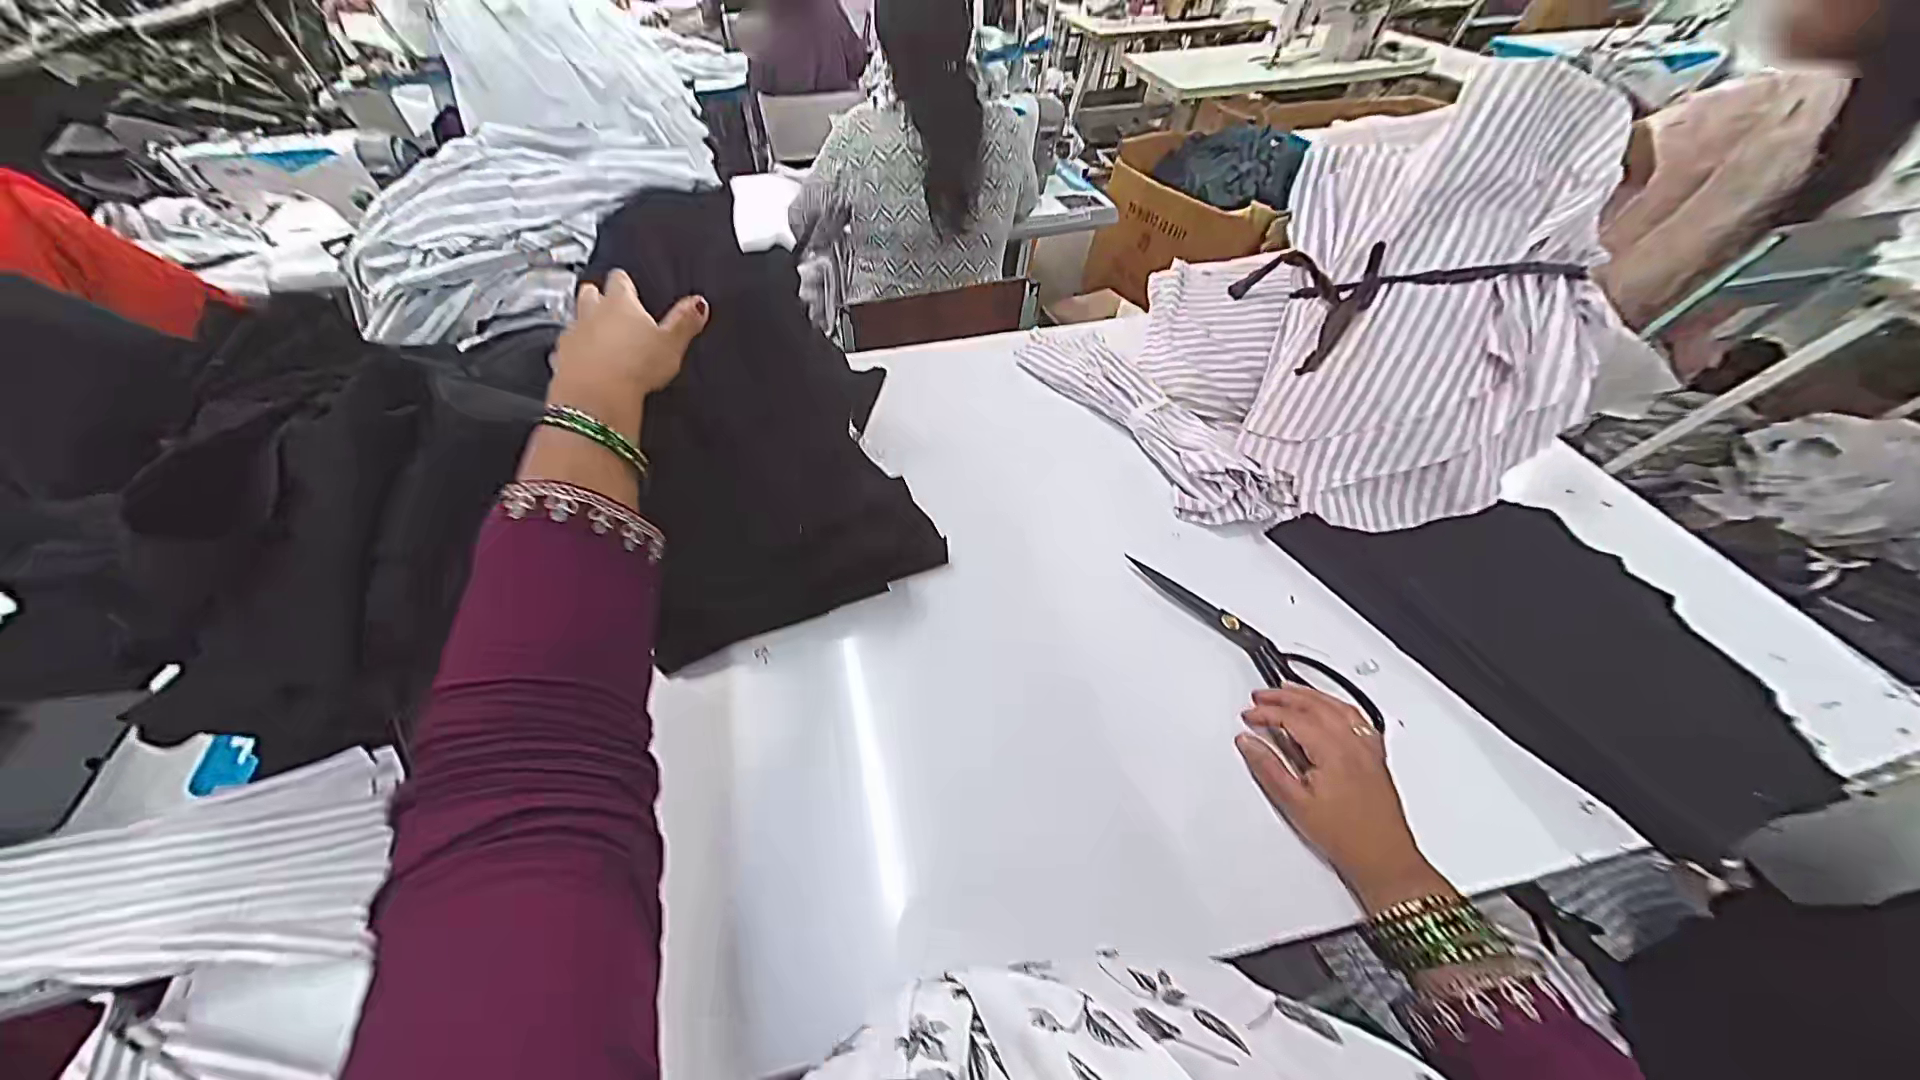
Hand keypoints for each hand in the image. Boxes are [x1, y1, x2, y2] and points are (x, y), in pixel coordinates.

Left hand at [548, 269, 707, 439]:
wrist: (598, 394)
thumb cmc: (635, 365)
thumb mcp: (672, 343)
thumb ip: (684, 321)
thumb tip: (699, 303)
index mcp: (621, 303)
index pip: (620, 281)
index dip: (624, 282)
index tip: (627, 283)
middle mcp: (592, 313)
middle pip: (590, 293)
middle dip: (597, 295)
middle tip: (606, 301)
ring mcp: (573, 334)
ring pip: (576, 319)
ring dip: (585, 323)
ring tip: (597, 333)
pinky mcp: (561, 358)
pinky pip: (566, 349)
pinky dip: (575, 352)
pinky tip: (584, 362)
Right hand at [1237, 686, 1454, 912]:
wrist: (1385, 861)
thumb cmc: (1347, 838)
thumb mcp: (1295, 803)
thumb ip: (1268, 767)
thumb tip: (1248, 742)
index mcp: (1334, 752)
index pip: (1294, 718)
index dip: (1267, 713)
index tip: (1250, 716)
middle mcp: (1355, 745)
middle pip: (1316, 705)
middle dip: (1285, 696)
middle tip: (1261, 697)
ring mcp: (1368, 749)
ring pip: (1338, 706)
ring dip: (1310, 695)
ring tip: (1288, 691)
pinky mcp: (1376, 757)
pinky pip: (1357, 718)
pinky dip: (1336, 705)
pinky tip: (1329, 707)